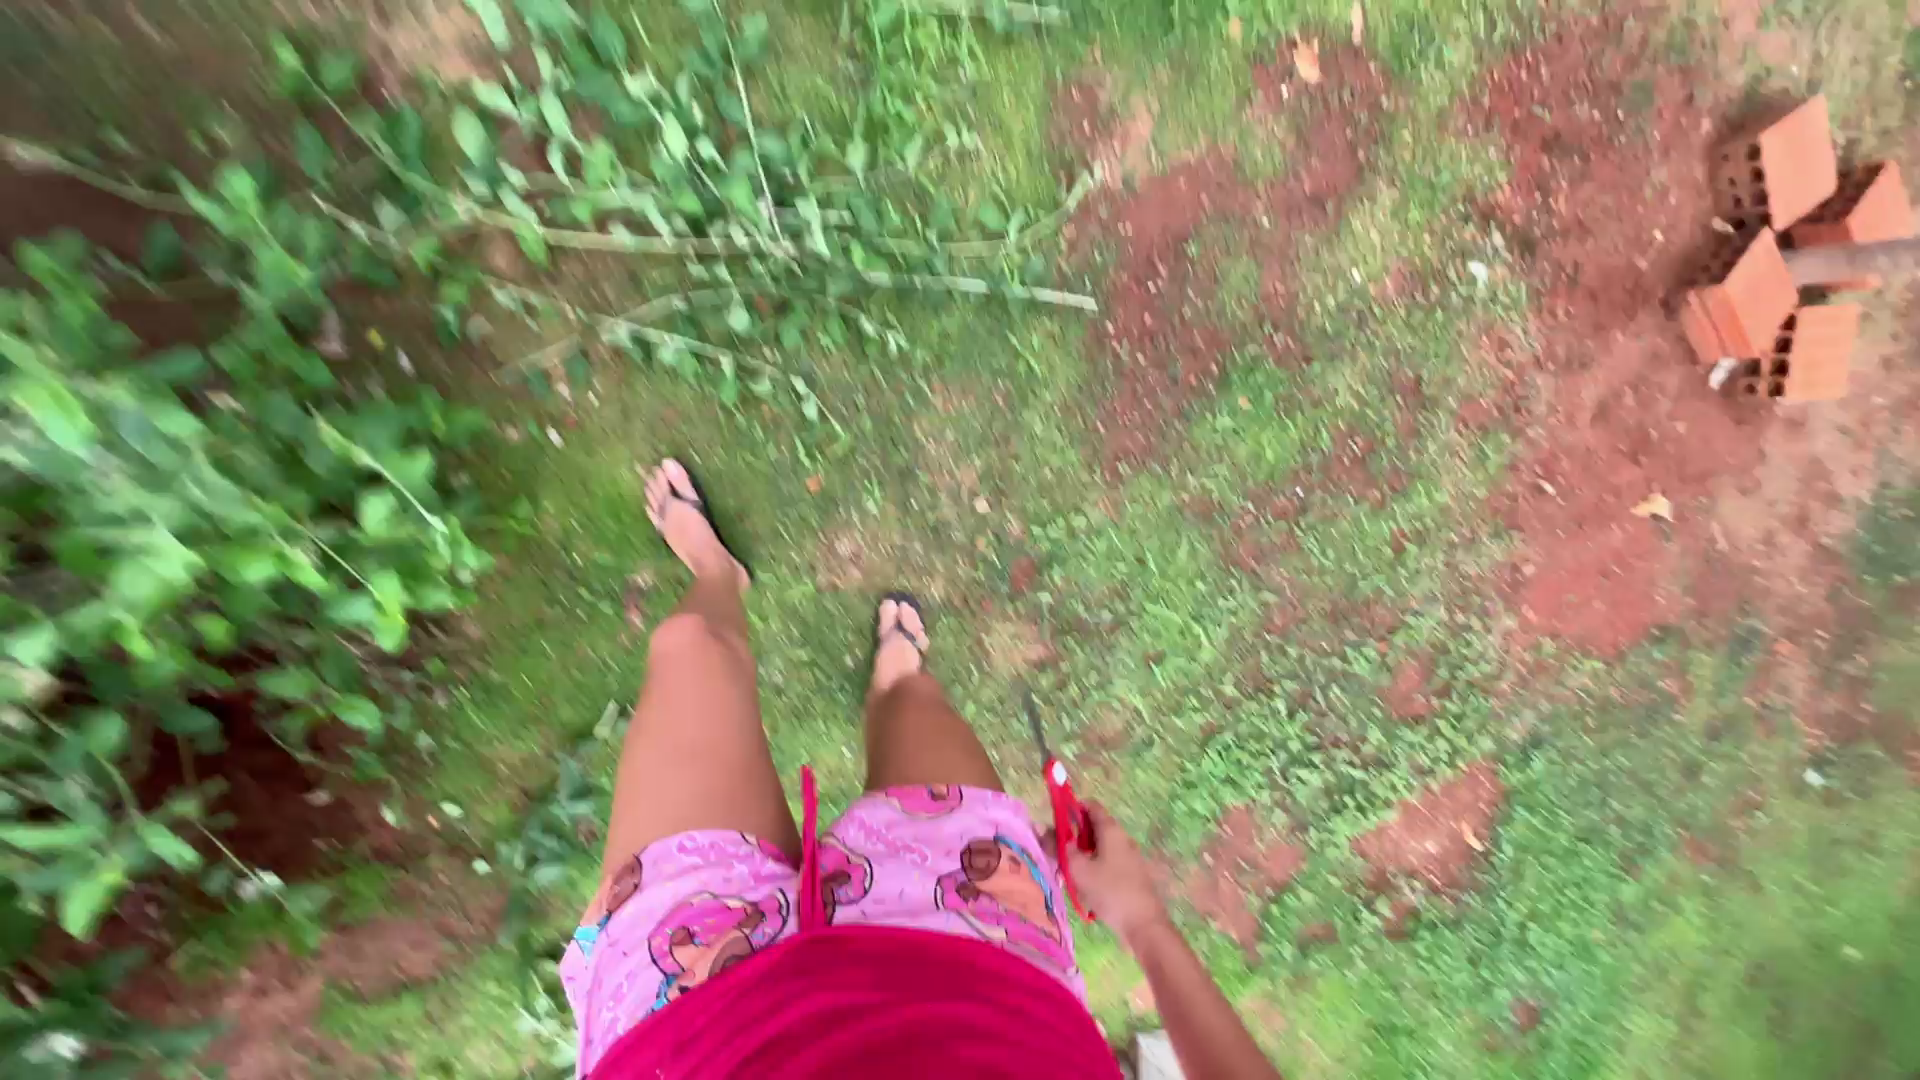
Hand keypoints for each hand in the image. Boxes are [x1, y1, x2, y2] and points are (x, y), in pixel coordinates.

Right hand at [1065, 801, 1169, 945]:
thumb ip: (1060, 847)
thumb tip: (1042, 827)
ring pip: (1102, 846)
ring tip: (1071, 871)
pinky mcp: (1134, 874)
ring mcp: (1131, 856)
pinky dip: (1096, 865)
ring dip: (1085, 853)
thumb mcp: (1078, 869)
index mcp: (1111, 829)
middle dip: (1075, 835)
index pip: (1091, 806)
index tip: (1057, 823)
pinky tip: (1088, 885)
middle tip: (1059, 851)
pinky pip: (1110, 861)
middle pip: (1096, 826)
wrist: (1144, 925)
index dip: (1072, 809)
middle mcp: (1123, 838)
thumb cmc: (1109, 891)